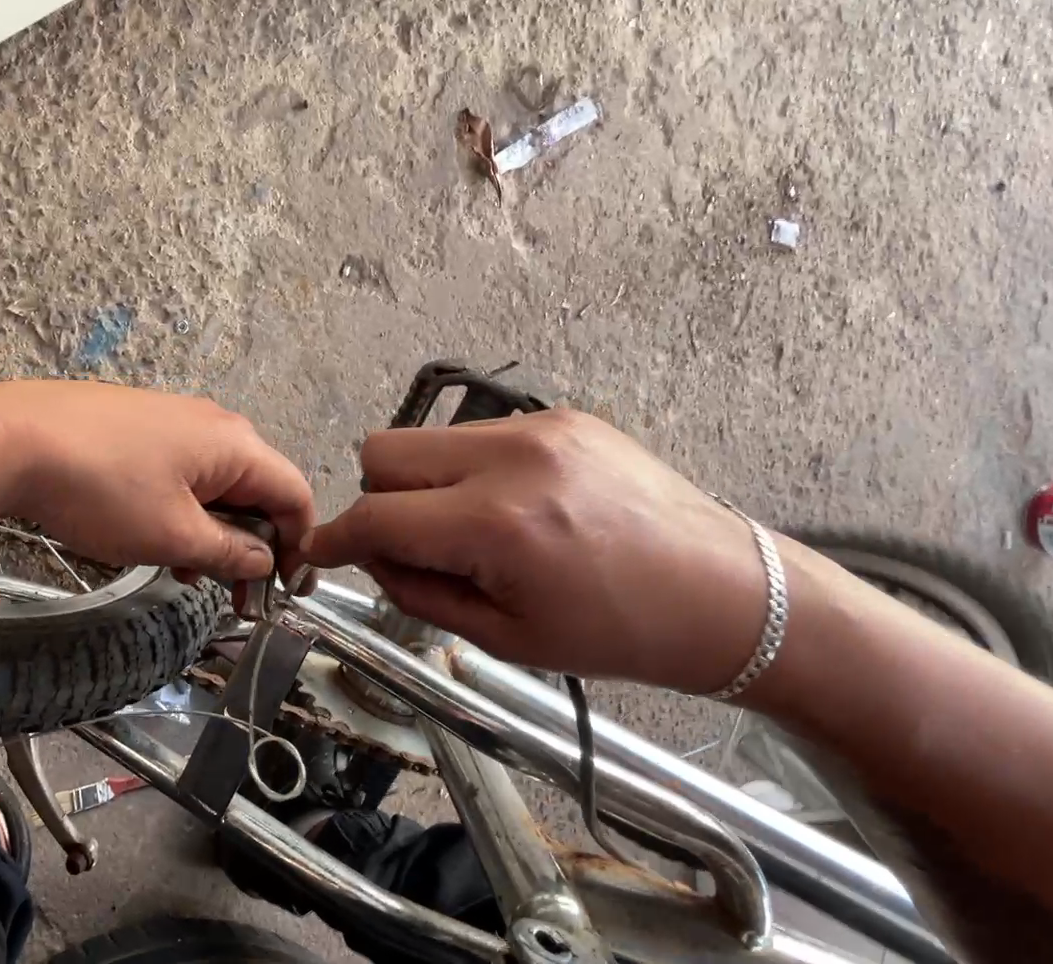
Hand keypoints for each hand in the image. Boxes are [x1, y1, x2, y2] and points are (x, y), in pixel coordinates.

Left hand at [0, 381, 315, 581]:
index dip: (299, 547)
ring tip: (184, 574)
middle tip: (231, 597)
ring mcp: (169, 419)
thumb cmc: (103, 490)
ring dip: (210, 533)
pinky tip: (150, 539)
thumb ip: (229, 551)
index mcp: (236, 444)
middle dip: (249, 546)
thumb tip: (263, 559)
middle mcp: (211, 423)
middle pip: (254, 489)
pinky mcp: (134, 424)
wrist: (12, 439)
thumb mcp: (174, 535)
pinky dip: (179, 511)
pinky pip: (177, 472)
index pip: (294, 494)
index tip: (281, 592)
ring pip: (212, 484)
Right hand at [299, 409, 771, 692]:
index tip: (320, 552)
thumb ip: (417, 592)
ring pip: (422, 436)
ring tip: (469, 524)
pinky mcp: (561, 415)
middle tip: (415, 542)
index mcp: (496, 525)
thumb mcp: (504, 637)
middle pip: (381, 453)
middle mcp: (510, 459)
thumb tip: (371, 556)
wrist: (732, 598)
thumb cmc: (620, 634)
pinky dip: (468, 469)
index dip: (336, 539)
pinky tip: (515, 505)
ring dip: (421, 481)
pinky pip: (475, 434)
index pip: (376, 517)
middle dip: (377, 501)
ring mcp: (538, 427)